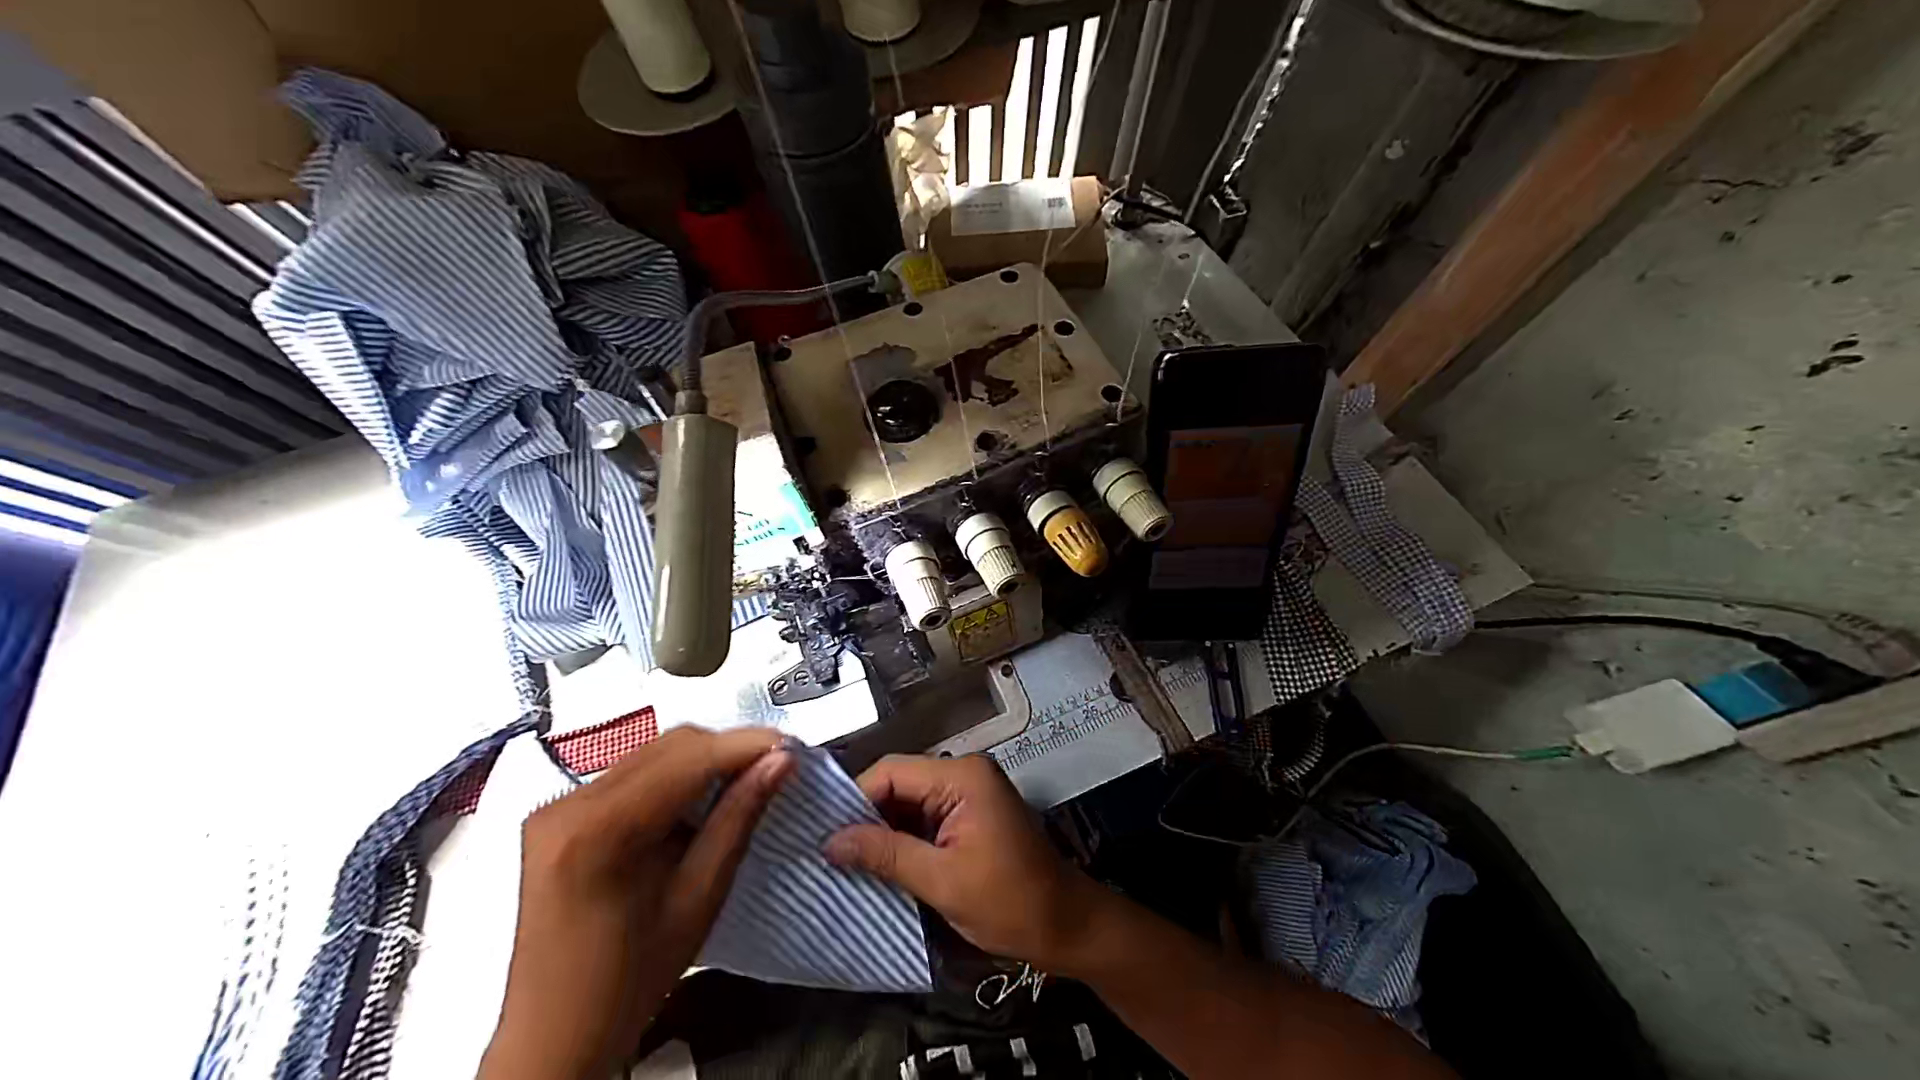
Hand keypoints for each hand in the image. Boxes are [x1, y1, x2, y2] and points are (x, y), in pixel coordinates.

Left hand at [478, 727, 794, 1079]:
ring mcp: (557, 808)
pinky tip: (699, 802)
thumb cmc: (627, 982)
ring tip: (745, 783)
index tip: (790, 749)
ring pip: (653, 753)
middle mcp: (567, 807)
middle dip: (728, 750)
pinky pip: (632, 774)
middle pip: (669, 747)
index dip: (746, 746)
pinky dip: (675, 778)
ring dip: (704, 761)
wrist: (553, 1035)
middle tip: (775, 766)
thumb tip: (779, 764)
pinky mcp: (559, 816)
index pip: (688, 759)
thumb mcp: (698, 898)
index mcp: (597, 831)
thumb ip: (738, 819)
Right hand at [824, 754, 1104, 971]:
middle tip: (827, 849)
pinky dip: (902, 838)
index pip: (892, 772)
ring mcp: (967, 792)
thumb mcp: (941, 881)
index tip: (825, 834)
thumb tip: (830, 841)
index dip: (856, 799)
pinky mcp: (968, 814)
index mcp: (962, 776)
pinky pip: (924, 817)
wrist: (1066, 926)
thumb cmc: (1009, 902)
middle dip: (866, 816)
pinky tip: (877, 861)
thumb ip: (886, 854)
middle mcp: (963, 773)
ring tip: (843, 858)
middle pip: (898, 783)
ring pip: (908, 802)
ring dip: (881, 830)